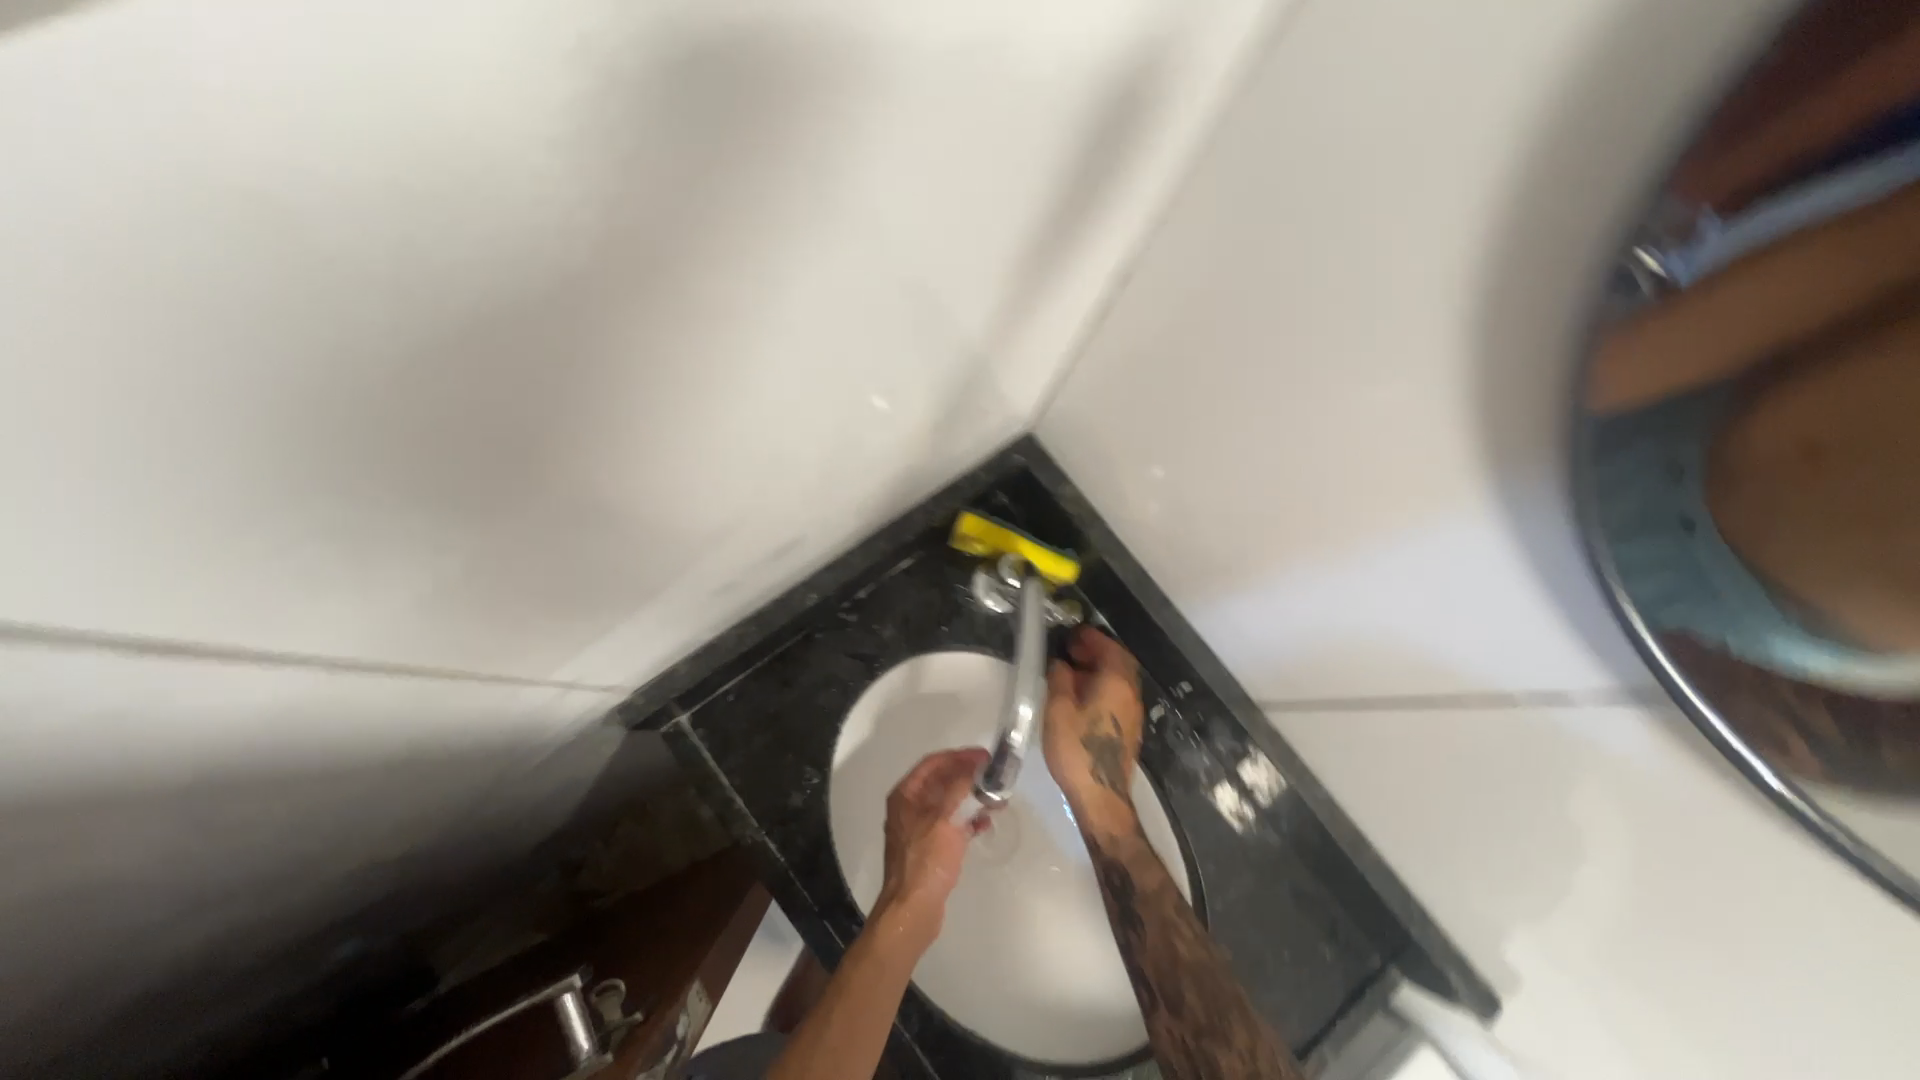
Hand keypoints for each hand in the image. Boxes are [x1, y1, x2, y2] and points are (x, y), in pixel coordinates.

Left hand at [873, 746, 988, 952]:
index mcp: (906, 795)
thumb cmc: (926, 860)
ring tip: (996, 798)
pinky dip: (967, 820)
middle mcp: (909, 807)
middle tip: (994, 775)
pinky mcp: (930, 847)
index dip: (959, 756)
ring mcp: (919, 828)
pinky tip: (985, 823)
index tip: (984, 756)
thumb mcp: (945, 819)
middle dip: (968, 776)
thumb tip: (975, 768)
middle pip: (941, 781)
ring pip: (948, 803)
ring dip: (971, 797)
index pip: (933, 763)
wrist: (913, 908)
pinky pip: (951, 824)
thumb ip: (960, 788)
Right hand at [1043, 627, 1144, 829]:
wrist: (1102, 796)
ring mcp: (1133, 713)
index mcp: (1116, 683)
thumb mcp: (1058, 710)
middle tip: (1072, 650)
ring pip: (1120, 680)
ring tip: (1072, 672)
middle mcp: (1130, 693)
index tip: (1072, 634)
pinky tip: (1082, 697)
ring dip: (1099, 670)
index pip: (1109, 648)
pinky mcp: (1129, 729)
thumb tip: (1061, 663)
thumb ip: (1060, 680)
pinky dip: (1103, 686)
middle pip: (1119, 662)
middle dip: (1097, 651)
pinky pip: (1118, 695)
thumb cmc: (1077, 749)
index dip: (1091, 638)